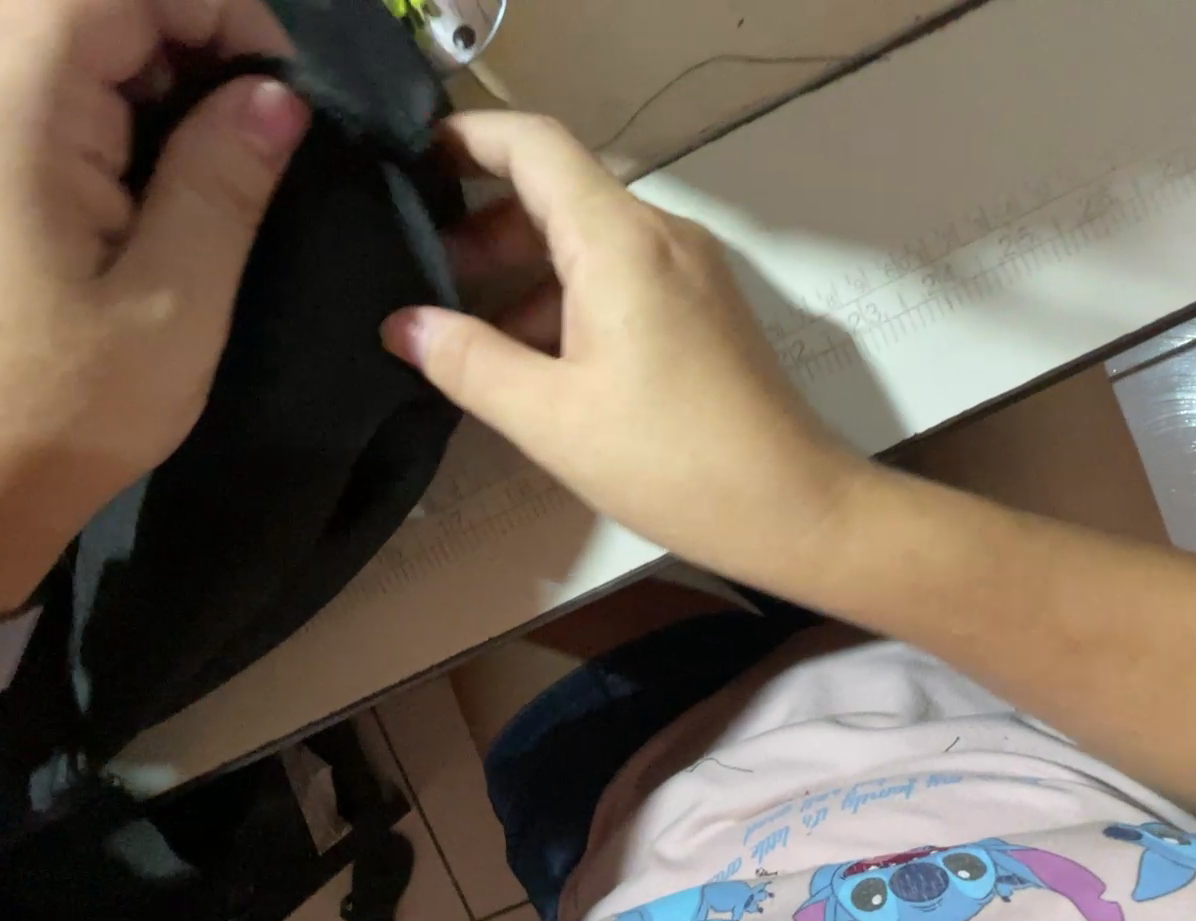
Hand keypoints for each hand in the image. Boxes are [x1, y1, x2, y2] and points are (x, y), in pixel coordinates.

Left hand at [0, 0, 308, 616]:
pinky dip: (136, 120)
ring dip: (173, 86)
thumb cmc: (73, 399)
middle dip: (200, 44)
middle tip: (281, 134)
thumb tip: (279, 97)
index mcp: (9, 109)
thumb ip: (224, 182)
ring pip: (75, 51)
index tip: (293, 91)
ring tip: (244, 164)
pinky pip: (58, 103)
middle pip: (86, 5)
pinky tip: (182, 185)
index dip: (216, 11)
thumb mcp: (178, 297)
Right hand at [381, 113, 865, 583]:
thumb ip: (469, 363)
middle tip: (426, 279)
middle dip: (486, 228)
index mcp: (621, 241)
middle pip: (561, 197)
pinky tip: (540, 360)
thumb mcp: (552, 417)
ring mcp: (694, 274)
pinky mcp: (708, 313)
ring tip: (471, 333)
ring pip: (594, 246)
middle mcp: (663, 236)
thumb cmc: (669, 461)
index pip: (534, 145)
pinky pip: (628, 282)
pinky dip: (575, 303)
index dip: (465, 141)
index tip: (409, 166)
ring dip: (529, 276)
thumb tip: (403, 325)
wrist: (792, 506)